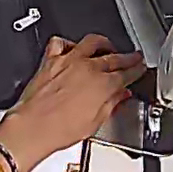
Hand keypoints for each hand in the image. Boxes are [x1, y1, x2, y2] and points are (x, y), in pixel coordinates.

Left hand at [0, 35, 145, 171]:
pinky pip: (60, 43)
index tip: (140, 68)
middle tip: (134, 57)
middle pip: (114, 57)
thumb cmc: (59, 129)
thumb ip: (111, 104)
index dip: (136, 70)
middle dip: (128, 57)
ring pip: (92, 42)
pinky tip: (72, 47)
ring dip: (104, 43)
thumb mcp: (95, 122)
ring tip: (108, 46)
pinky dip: (68, 43)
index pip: (126, 74)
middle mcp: (87, 68)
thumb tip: (120, 96)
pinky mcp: (51, 60)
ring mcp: (69, 61)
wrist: (32, 128)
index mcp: (103, 85)